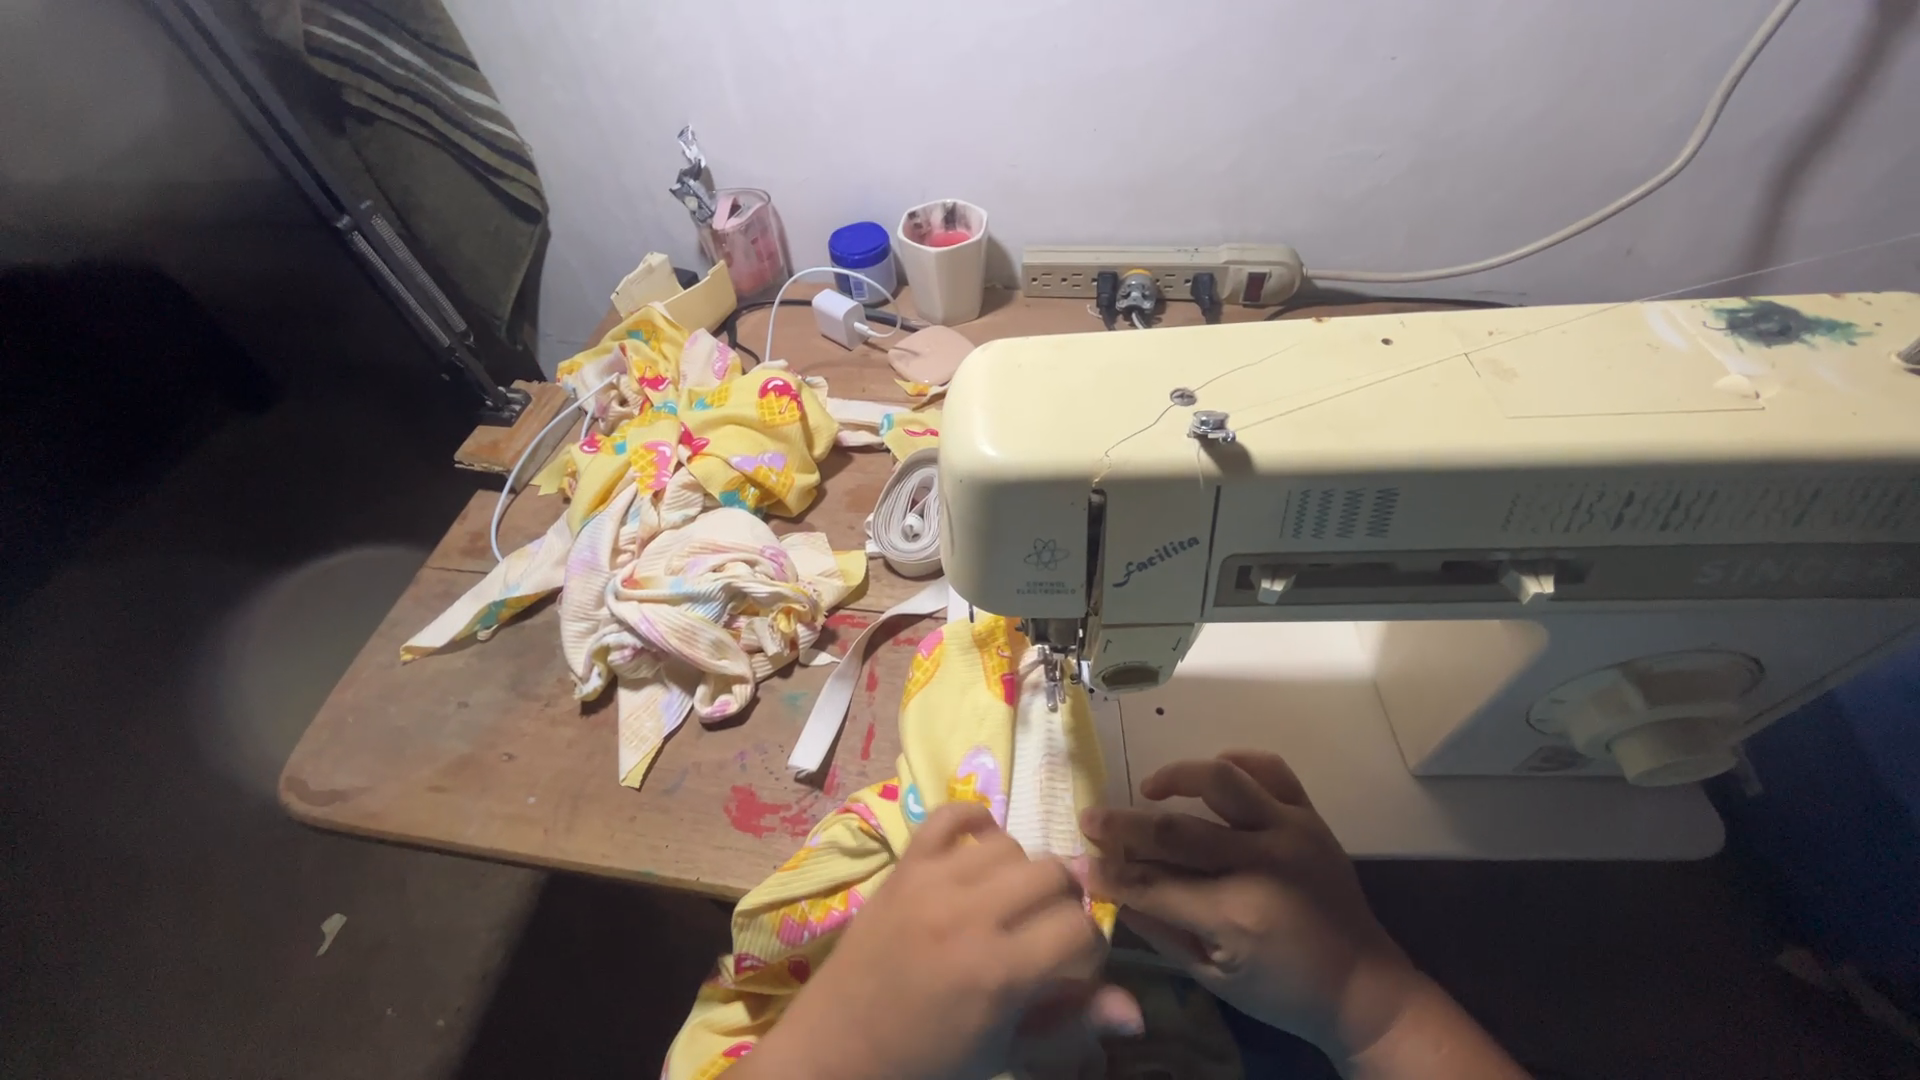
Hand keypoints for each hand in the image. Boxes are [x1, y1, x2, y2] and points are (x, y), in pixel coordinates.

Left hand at [740, 802, 1140, 1079]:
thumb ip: (1069, 1024)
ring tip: (1010, 900)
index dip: (1089, 948)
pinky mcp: (903, 866)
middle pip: (1051, 873)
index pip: (1078, 928)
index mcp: (998, 972)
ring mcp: (931, 882)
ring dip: (1022, 870)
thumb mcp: (1004, 1053)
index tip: (1075, 965)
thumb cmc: (927, 1062)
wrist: (838, 1050)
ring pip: (1008, 843)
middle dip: (1064, 901)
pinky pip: (949, 814)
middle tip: (1047, 929)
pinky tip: (982, 845)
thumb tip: (1135, 1011)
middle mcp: (969, 915)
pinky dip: (974, 819)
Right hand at [1080, 751, 1421, 1059]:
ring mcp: (1291, 832)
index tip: (1078, 864)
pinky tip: (1214, 771)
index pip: (1153, 885)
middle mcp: (1263, 863)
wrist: (1365, 988)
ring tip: (1150, 788)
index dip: (1109, 875)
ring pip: (1223, 780)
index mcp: (1237, 915)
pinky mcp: (1310, 817)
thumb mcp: (1213, 976)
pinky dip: (1238, 761)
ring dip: (1177, 776)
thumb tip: (1108, 890)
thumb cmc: (1282, 991)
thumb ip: (1159, 928)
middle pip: (1176, 830)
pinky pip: (1271, 769)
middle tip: (1091, 819)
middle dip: (1123, 825)